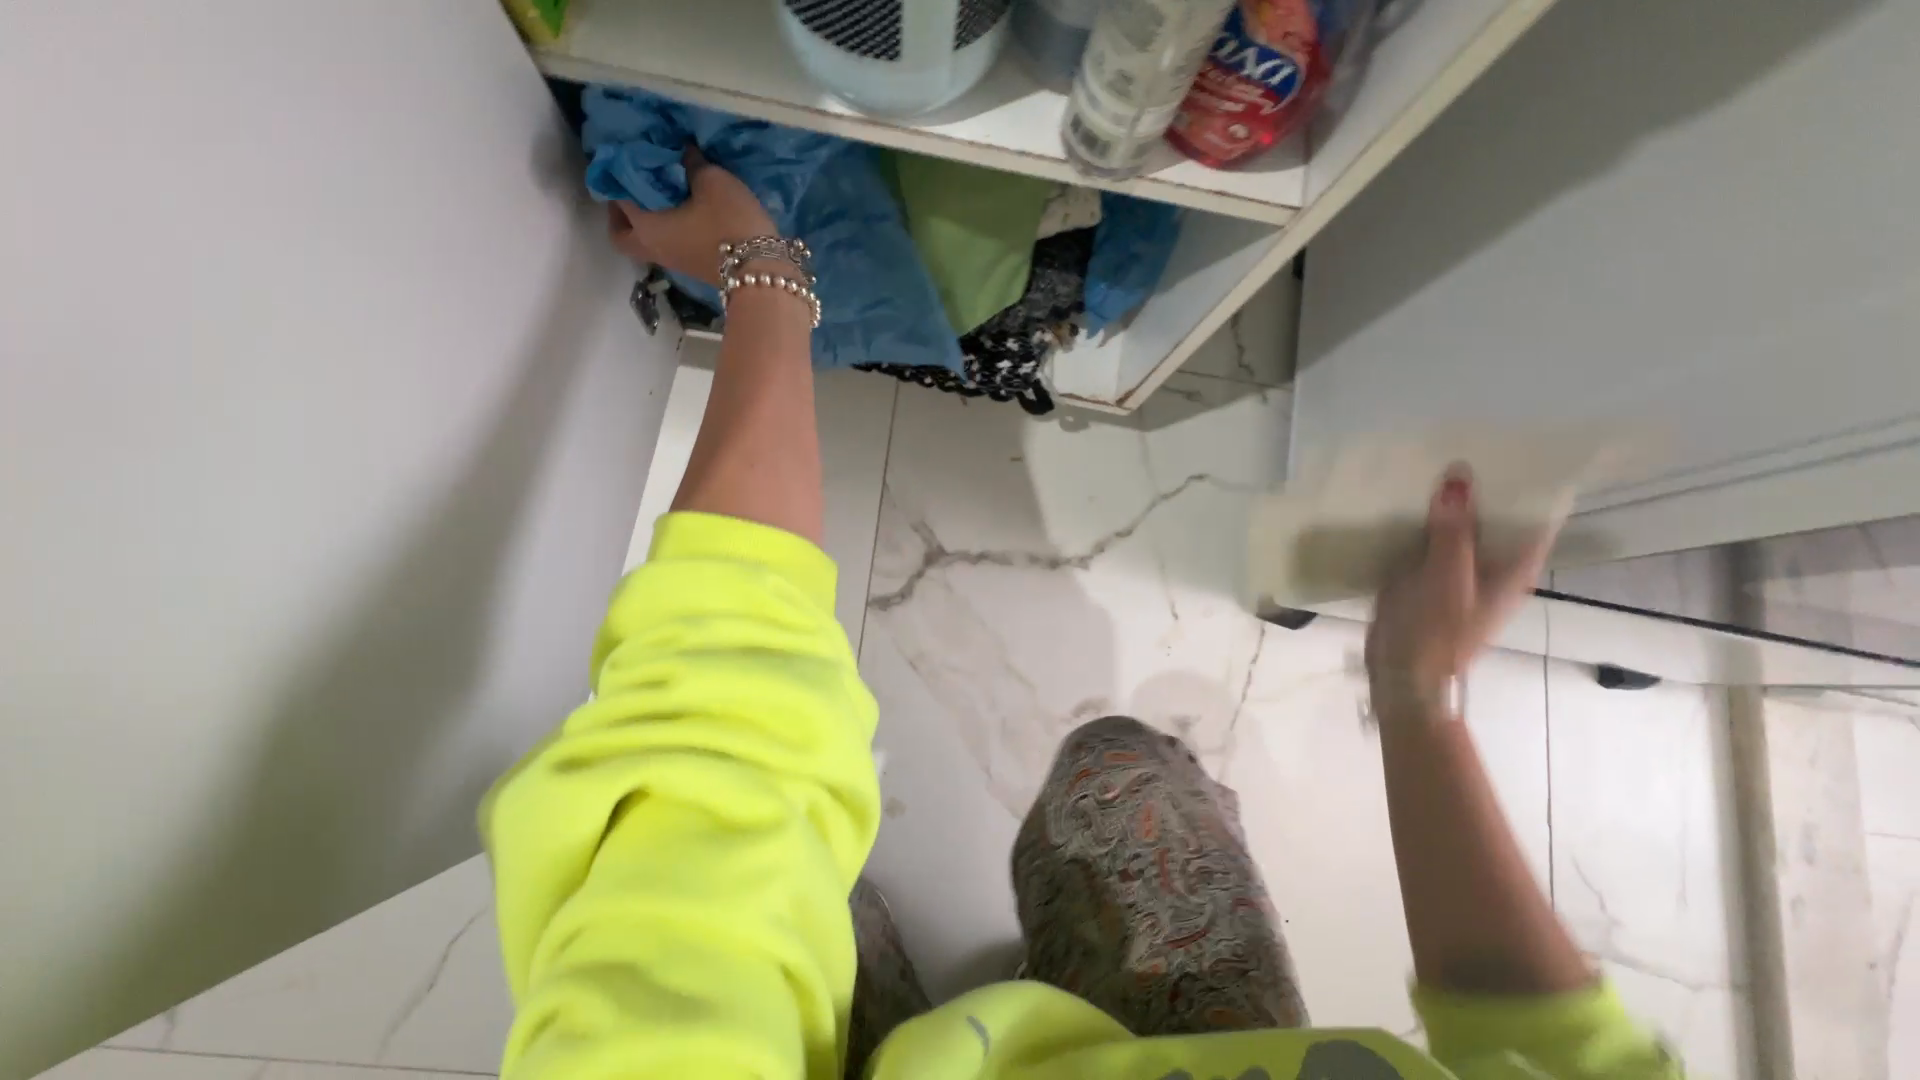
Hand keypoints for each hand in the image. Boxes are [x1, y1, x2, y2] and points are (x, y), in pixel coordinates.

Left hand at [607, 147, 777, 286]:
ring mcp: (674, 263)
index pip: (617, 199)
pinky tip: (685, 212)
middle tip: (634, 191)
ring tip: (663, 197)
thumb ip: (691, 163)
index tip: (627, 161)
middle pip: (622, 236)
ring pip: (645, 242)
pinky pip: (668, 246)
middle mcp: (653, 248)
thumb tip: (683, 151)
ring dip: (648, 223)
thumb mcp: (711, 180)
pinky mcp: (693, 268)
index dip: (618, 178)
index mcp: (646, 226)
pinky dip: (668, 230)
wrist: (762, 270)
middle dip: (621, 215)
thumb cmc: (729, 223)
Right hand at [1365, 465, 1559, 719]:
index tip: (1512, 446)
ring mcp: (1459, 575)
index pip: (1533, 516)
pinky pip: (1429, 544)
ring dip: (1446, 506)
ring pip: (1458, 530)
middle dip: (1478, 489)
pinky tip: (1402, 504)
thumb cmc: (1435, 630)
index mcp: (1512, 568)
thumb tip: (1459, 476)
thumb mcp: (1446, 575)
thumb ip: (1454, 528)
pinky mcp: (1428, 581)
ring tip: (1428, 465)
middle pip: (1493, 519)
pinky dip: (1421, 525)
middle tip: (1459, 444)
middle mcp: (1491, 568)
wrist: (1401, 674)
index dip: (1527, 483)